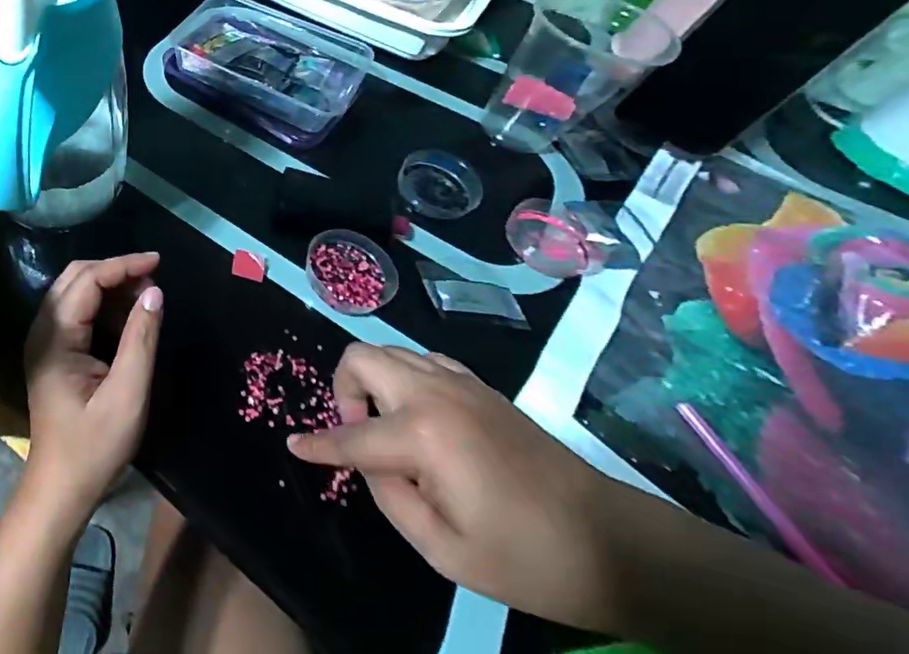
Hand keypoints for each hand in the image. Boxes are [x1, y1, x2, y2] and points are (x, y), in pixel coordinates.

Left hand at [23, 253, 163, 510]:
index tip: (157, 261)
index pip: (87, 280)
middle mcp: (43, 330)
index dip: (123, 265)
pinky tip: (128, 316)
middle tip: (153, 280)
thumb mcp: (127, 394)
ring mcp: (45, 341)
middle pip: (76, 278)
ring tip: (147, 295)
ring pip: (75, 293)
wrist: (60, 488)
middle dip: (115, 271)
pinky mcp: (53, 353)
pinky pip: (77, 313)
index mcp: (55, 336)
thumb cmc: (94, 446)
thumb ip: (140, 339)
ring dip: (110, 287)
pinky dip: (103, 305)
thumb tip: (154, 292)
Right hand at [288, 345, 622, 630]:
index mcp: (421, 434)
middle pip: (360, 358)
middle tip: (360, 435)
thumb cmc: (525, 558)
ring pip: (389, 350)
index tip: (294, 445)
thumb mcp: (442, 548)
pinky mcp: (480, 387)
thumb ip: (389, 495)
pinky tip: (420, 416)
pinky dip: (405, 377)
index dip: (317, 446)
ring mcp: (459, 383)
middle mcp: (433, 393)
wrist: (614, 544)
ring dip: (373, 380)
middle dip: (343, 391)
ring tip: (389, 427)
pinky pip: (422, 359)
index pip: (350, 437)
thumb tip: (369, 463)